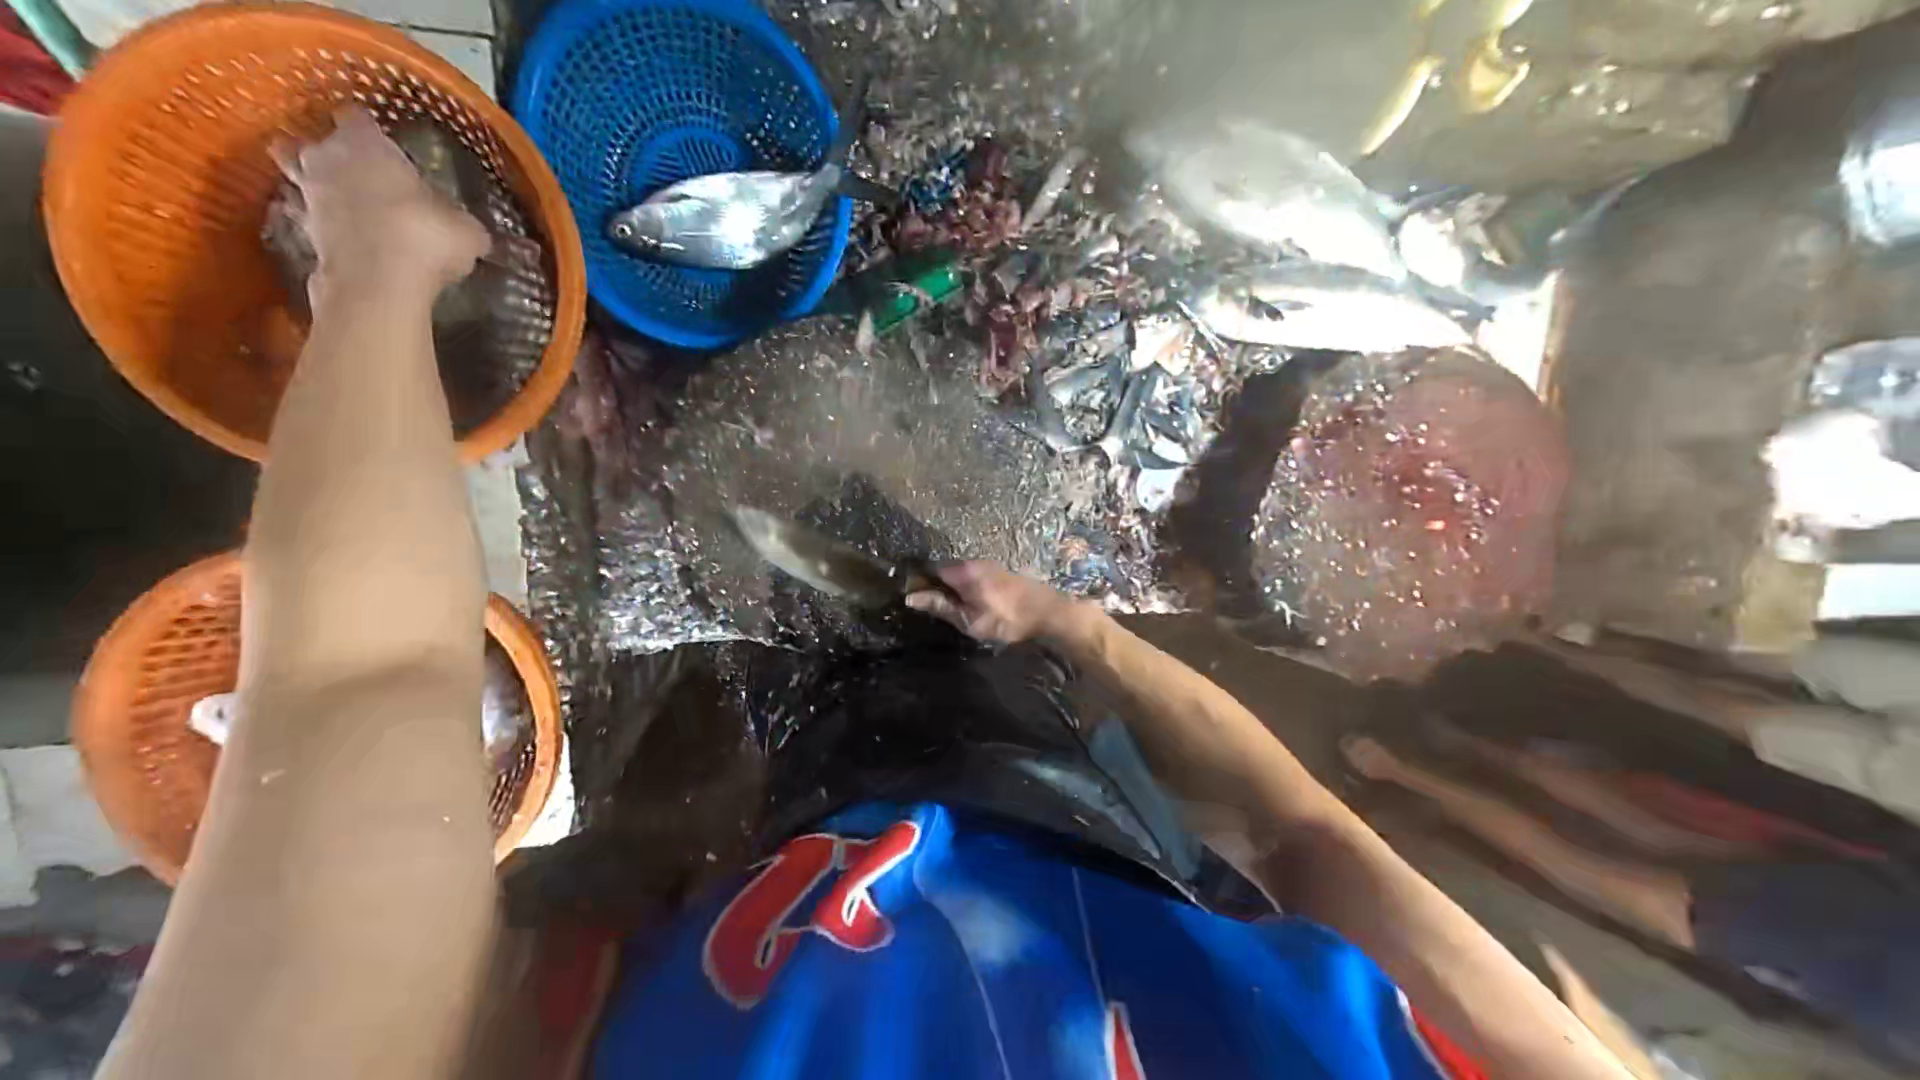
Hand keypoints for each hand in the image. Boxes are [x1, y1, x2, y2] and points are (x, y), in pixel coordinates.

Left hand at [272, 107, 487, 292]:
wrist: (380, 278)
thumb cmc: (426, 236)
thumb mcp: (466, 230)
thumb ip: (459, 220)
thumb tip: (466, 227)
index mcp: (366, 143)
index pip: (358, 118)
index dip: (371, 130)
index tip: (386, 145)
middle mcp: (327, 158)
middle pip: (313, 142)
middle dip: (330, 153)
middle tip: (355, 171)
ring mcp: (308, 193)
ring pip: (298, 174)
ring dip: (316, 184)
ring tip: (344, 202)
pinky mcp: (301, 229)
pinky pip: (308, 216)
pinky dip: (323, 222)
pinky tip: (344, 235)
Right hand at [905, 561, 1082, 643]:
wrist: (1048, 613)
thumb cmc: (1007, 620)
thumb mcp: (970, 619)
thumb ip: (941, 606)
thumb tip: (911, 597)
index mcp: (963, 571)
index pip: (929, 569)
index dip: (918, 582)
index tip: (912, 598)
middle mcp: (973, 561)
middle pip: (943, 569)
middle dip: (933, 584)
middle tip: (929, 607)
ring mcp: (987, 565)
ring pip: (958, 573)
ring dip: (950, 587)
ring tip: (948, 607)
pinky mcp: (998, 571)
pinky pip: (971, 575)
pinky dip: (964, 586)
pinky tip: (968, 602)